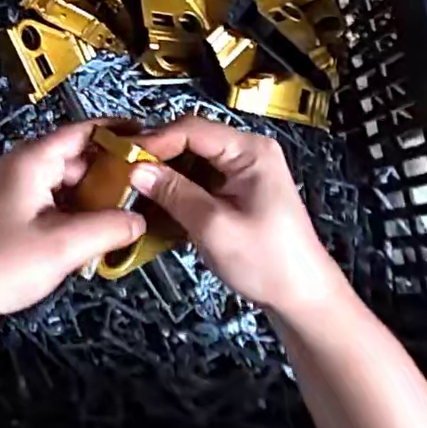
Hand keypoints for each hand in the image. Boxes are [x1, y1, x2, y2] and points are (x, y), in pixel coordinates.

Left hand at [0, 121, 146, 323]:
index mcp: (33, 160)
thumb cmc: (4, 262)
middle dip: (111, 170)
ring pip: (68, 180)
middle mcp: (25, 165)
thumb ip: (108, 229)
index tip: (148, 139)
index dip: (116, 131)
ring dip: (95, 194)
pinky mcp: (15, 208)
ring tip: (128, 210)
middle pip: (77, 156)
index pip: (82, 131)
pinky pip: (56, 198)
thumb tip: (140, 220)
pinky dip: (77, 208)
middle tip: (146, 186)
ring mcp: (18, 186)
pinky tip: (96, 229)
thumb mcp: (62, 246)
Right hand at [129, 115, 348, 319]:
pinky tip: (156, 201)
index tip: (124, 158)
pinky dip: (177, 187)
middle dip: (157, 155)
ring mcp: (242, 170)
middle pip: (191, 139)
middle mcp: (246, 151)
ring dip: (164, 172)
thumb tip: (135, 169)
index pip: (192, 129)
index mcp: (249, 150)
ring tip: (134, 187)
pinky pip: (199, 177)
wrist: (302, 298)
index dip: (156, 140)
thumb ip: (174, 193)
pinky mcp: (236, 188)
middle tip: (124, 172)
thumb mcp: (214, 226)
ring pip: (191, 159)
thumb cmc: (266, 262)